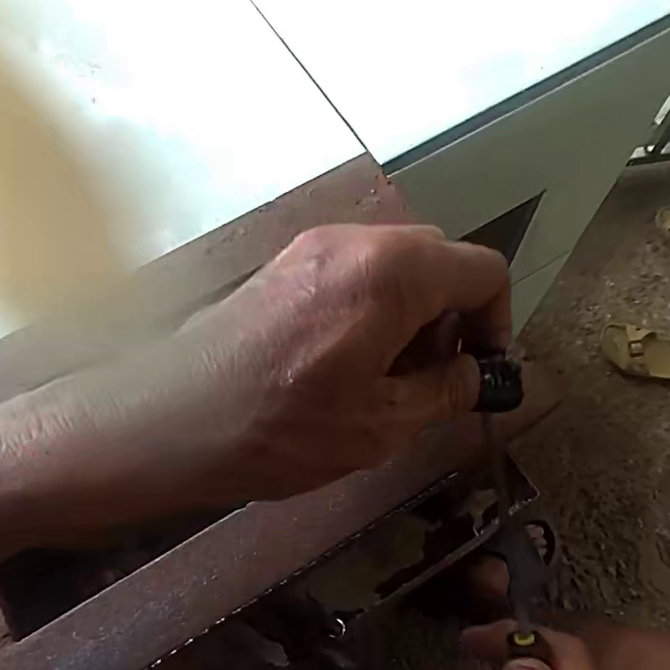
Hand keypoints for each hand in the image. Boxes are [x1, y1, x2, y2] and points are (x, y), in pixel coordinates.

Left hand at [164, 223, 510, 501]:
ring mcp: (310, 248)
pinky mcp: (280, 267)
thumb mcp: (382, 424)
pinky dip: (369, 308)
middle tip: (428, 378)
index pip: (482, 270)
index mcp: (393, 272)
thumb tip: (476, 373)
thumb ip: (446, 391)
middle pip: (437, 260)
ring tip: (381, 378)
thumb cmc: (282, 428)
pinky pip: (349, 274)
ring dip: (409, 314)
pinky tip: (340, 364)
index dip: (498, 321)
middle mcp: (354, 242)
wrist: (171, 419)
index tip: (479, 369)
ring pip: (392, 265)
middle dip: (450, 317)